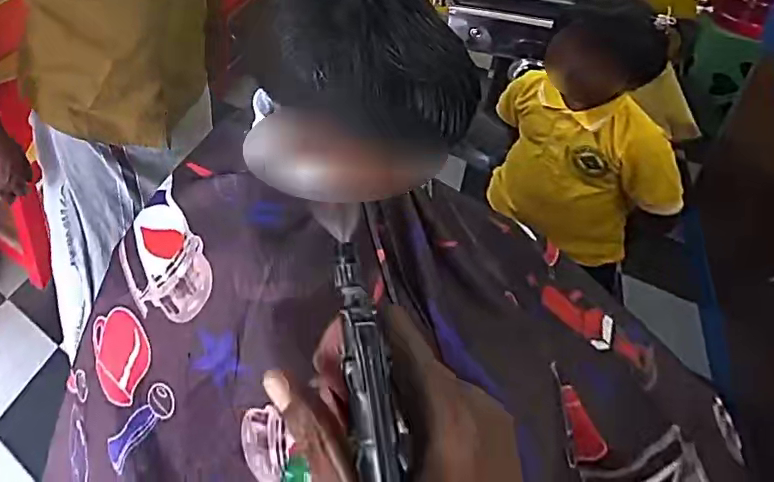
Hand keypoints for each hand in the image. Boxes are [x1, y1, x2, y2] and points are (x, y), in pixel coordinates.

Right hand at [264, 305, 519, 481]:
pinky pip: (442, 405)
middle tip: (332, 412)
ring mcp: (493, 421)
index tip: (324, 372)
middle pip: (400, 354)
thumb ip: (318, 435)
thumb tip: (275, 376)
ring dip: (380, 395)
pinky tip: (389, 448)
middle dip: (357, 373)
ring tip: (356, 436)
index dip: (350, 337)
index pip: (392, 325)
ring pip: (417, 379)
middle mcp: (477, 400)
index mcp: (450, 407)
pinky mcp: (498, 442)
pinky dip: (409, 414)